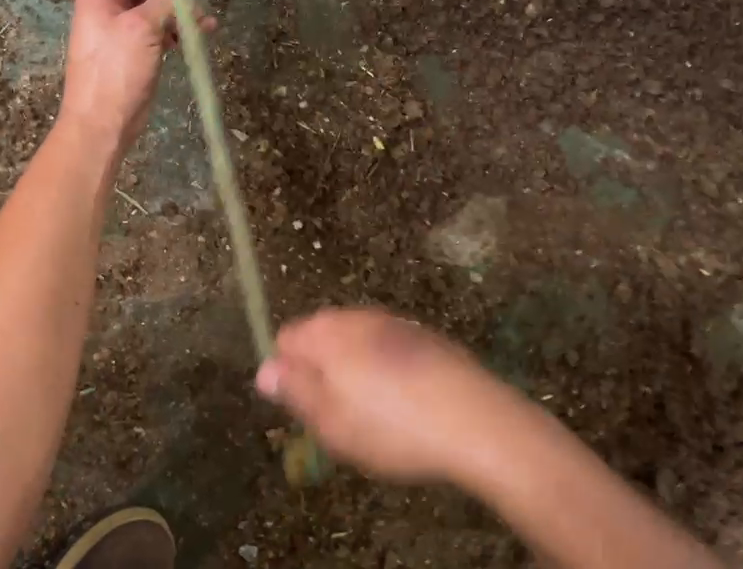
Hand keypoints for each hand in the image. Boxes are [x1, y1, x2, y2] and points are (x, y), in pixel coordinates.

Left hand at [56, 0, 208, 152]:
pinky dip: (182, 24)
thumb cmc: (113, 72)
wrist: (103, 126)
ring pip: (154, 2)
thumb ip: (164, 2)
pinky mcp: (142, 50)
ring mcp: (126, 30)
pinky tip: (204, 28)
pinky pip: (163, 27)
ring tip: (203, 6)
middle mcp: (109, 8)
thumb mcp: (140, 29)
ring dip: (178, 0)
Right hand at [255, 308, 530, 486]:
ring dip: (355, 371)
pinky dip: (387, 371)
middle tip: (338, 418)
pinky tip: (406, 406)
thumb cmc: (393, 426)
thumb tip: (264, 370)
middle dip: (321, 371)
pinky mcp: (425, 337)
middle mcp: (355, 316)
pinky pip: (388, 350)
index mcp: (325, 333)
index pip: (285, 339)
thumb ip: (294, 390)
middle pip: (320, 337)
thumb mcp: (331, 421)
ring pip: (356, 343)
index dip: (287, 373)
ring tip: (374, 417)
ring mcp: (393, 322)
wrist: (478, 421)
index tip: (304, 408)